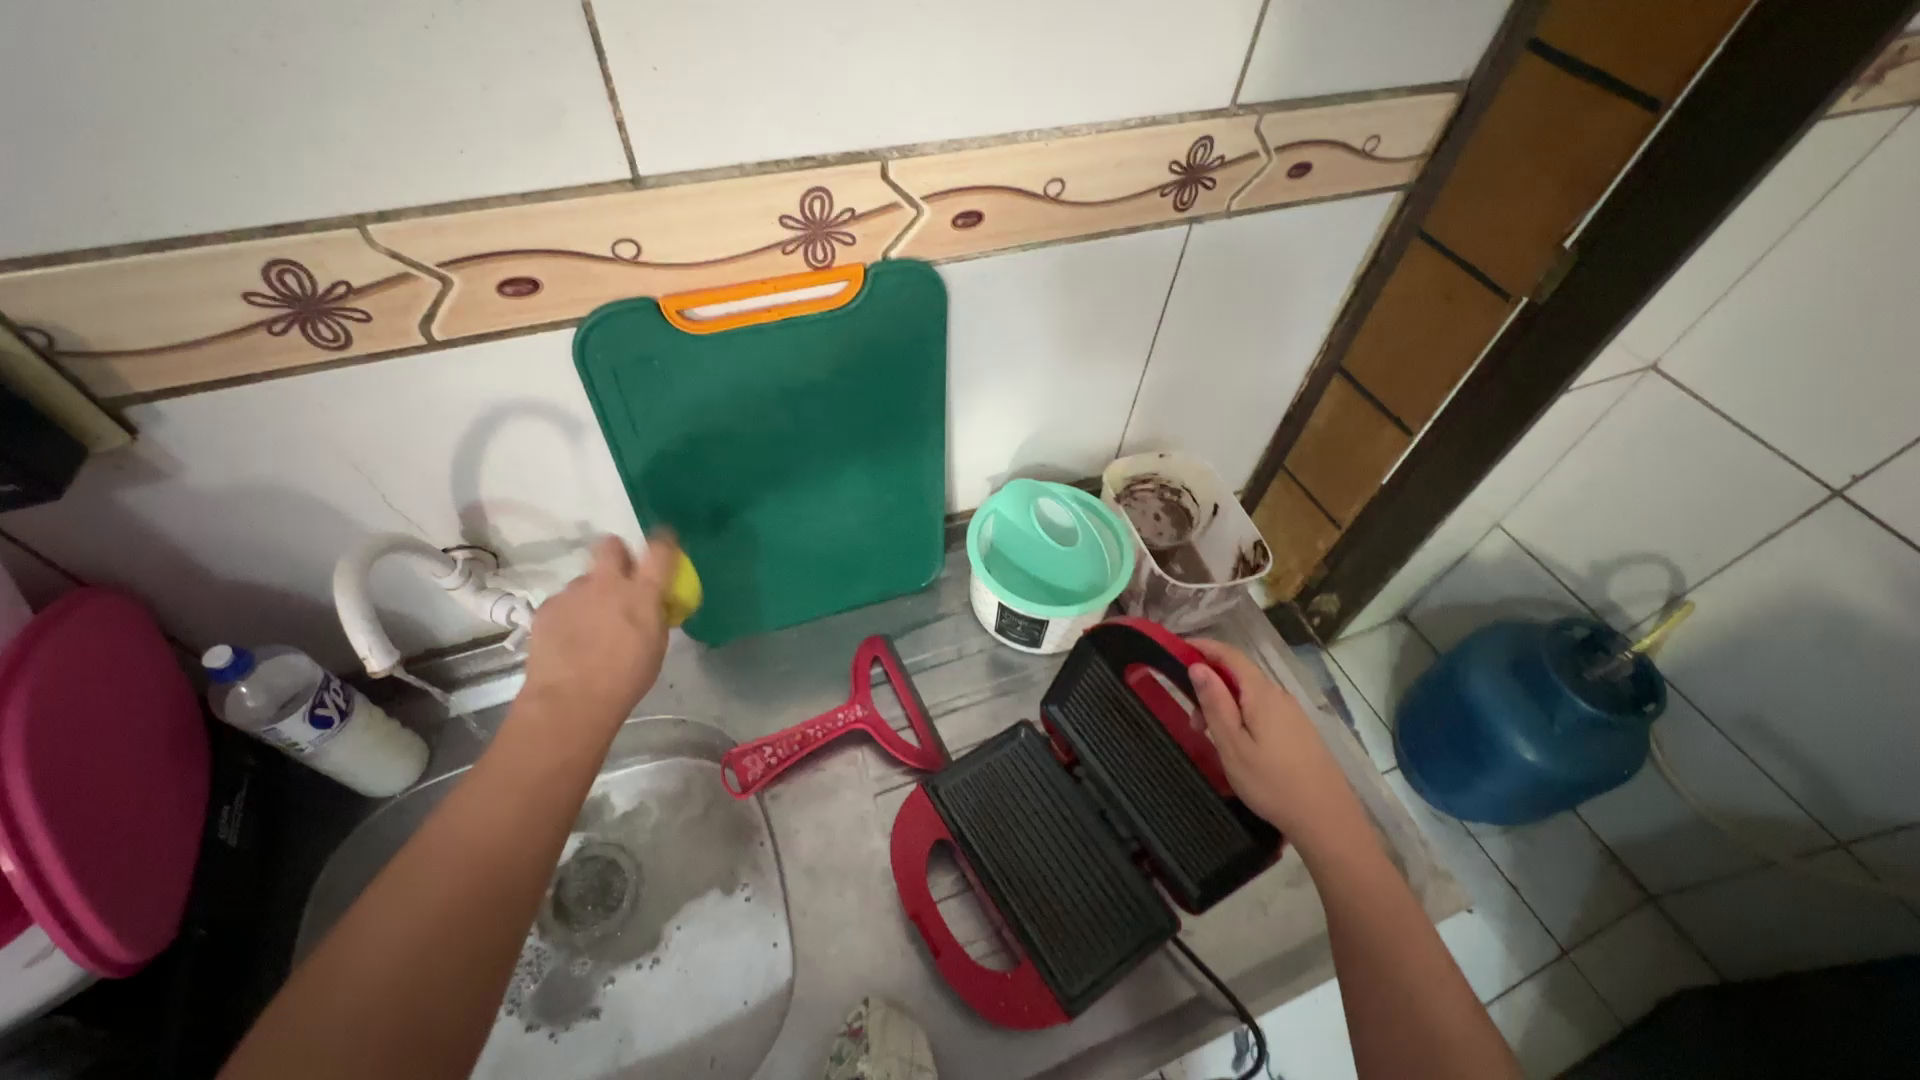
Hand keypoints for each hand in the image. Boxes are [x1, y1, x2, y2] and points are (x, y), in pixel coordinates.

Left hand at [520, 534, 678, 726]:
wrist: (571, 699)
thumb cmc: (626, 679)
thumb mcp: (655, 646)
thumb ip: (653, 616)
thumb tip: (650, 605)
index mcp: (642, 594)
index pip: (659, 550)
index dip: (664, 541)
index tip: (665, 540)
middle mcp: (607, 584)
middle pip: (610, 545)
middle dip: (616, 554)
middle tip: (618, 576)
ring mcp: (573, 593)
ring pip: (585, 581)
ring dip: (590, 595)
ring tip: (588, 626)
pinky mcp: (547, 607)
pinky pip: (563, 602)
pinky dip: (569, 615)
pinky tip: (568, 640)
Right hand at [1187, 638, 1368, 855]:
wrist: (1325, 819)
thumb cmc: (1271, 783)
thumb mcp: (1232, 745)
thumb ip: (1215, 703)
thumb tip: (1198, 666)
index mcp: (1262, 694)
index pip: (1230, 655)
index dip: (1204, 648)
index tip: (1177, 650)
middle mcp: (1280, 696)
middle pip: (1240, 675)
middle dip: (1210, 686)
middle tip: (1193, 722)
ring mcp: (1293, 714)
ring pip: (1251, 696)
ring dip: (1225, 705)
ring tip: (1212, 738)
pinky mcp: (1299, 731)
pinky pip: (1263, 711)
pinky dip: (1242, 717)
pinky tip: (1238, 745)